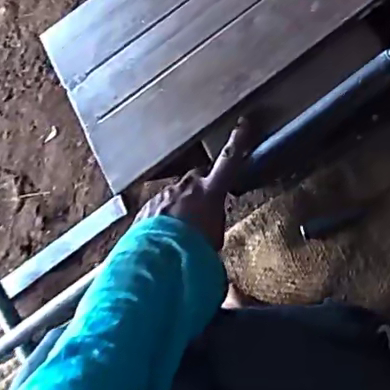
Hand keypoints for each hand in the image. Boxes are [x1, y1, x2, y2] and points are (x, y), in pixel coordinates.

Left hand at [136, 119, 258, 249]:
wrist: (154, 265)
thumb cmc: (193, 254)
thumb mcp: (215, 243)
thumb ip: (215, 228)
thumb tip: (212, 235)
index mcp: (209, 192)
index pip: (229, 160)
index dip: (238, 141)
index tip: (243, 123)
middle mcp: (186, 187)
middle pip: (198, 177)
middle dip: (202, 187)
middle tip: (204, 207)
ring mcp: (164, 196)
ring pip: (176, 194)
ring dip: (180, 207)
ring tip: (181, 233)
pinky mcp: (146, 208)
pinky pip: (158, 208)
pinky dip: (163, 219)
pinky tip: (164, 238)